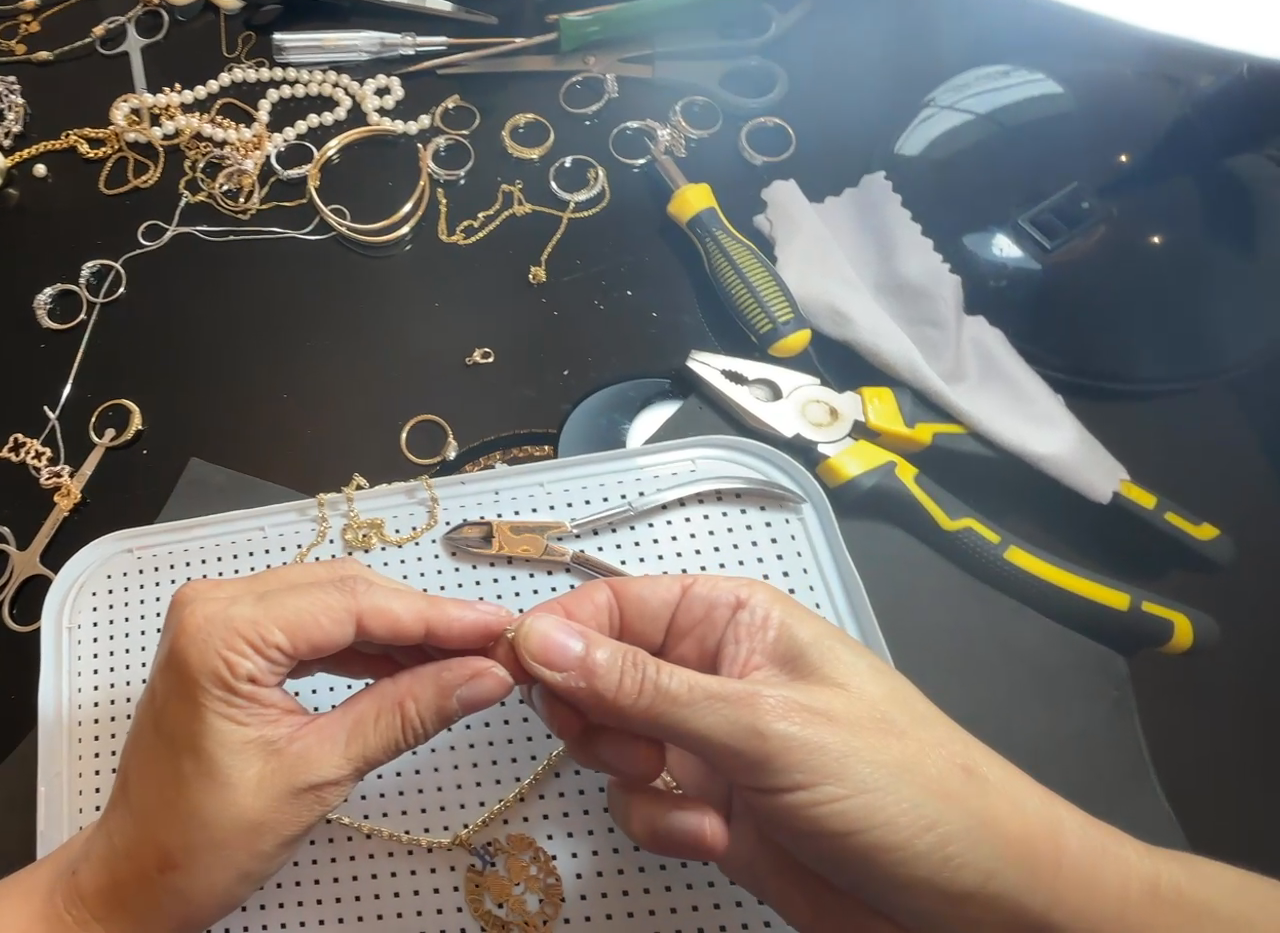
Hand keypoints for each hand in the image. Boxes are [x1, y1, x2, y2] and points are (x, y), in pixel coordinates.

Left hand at [63, 560, 516, 932]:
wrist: (137, 875)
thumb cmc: (203, 840)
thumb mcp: (318, 773)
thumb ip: (405, 712)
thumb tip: (482, 675)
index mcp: (223, 629)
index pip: (351, 603)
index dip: (433, 616)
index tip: (495, 628)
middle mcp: (216, 603)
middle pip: (343, 591)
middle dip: (420, 619)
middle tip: (488, 645)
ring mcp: (218, 614)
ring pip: (329, 601)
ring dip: (394, 630)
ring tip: (460, 655)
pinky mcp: (228, 634)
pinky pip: (307, 623)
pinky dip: (358, 642)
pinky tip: (406, 662)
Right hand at [500, 575, 1141, 932]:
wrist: (994, 917)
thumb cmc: (894, 789)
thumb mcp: (758, 728)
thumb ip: (637, 685)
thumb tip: (532, 637)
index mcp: (720, 619)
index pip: (607, 606)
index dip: (556, 634)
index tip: (514, 673)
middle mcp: (701, 671)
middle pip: (592, 671)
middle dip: (592, 713)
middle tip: (616, 746)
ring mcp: (701, 738)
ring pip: (606, 737)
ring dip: (628, 772)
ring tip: (680, 793)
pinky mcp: (704, 802)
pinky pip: (636, 799)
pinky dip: (660, 821)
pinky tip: (714, 838)